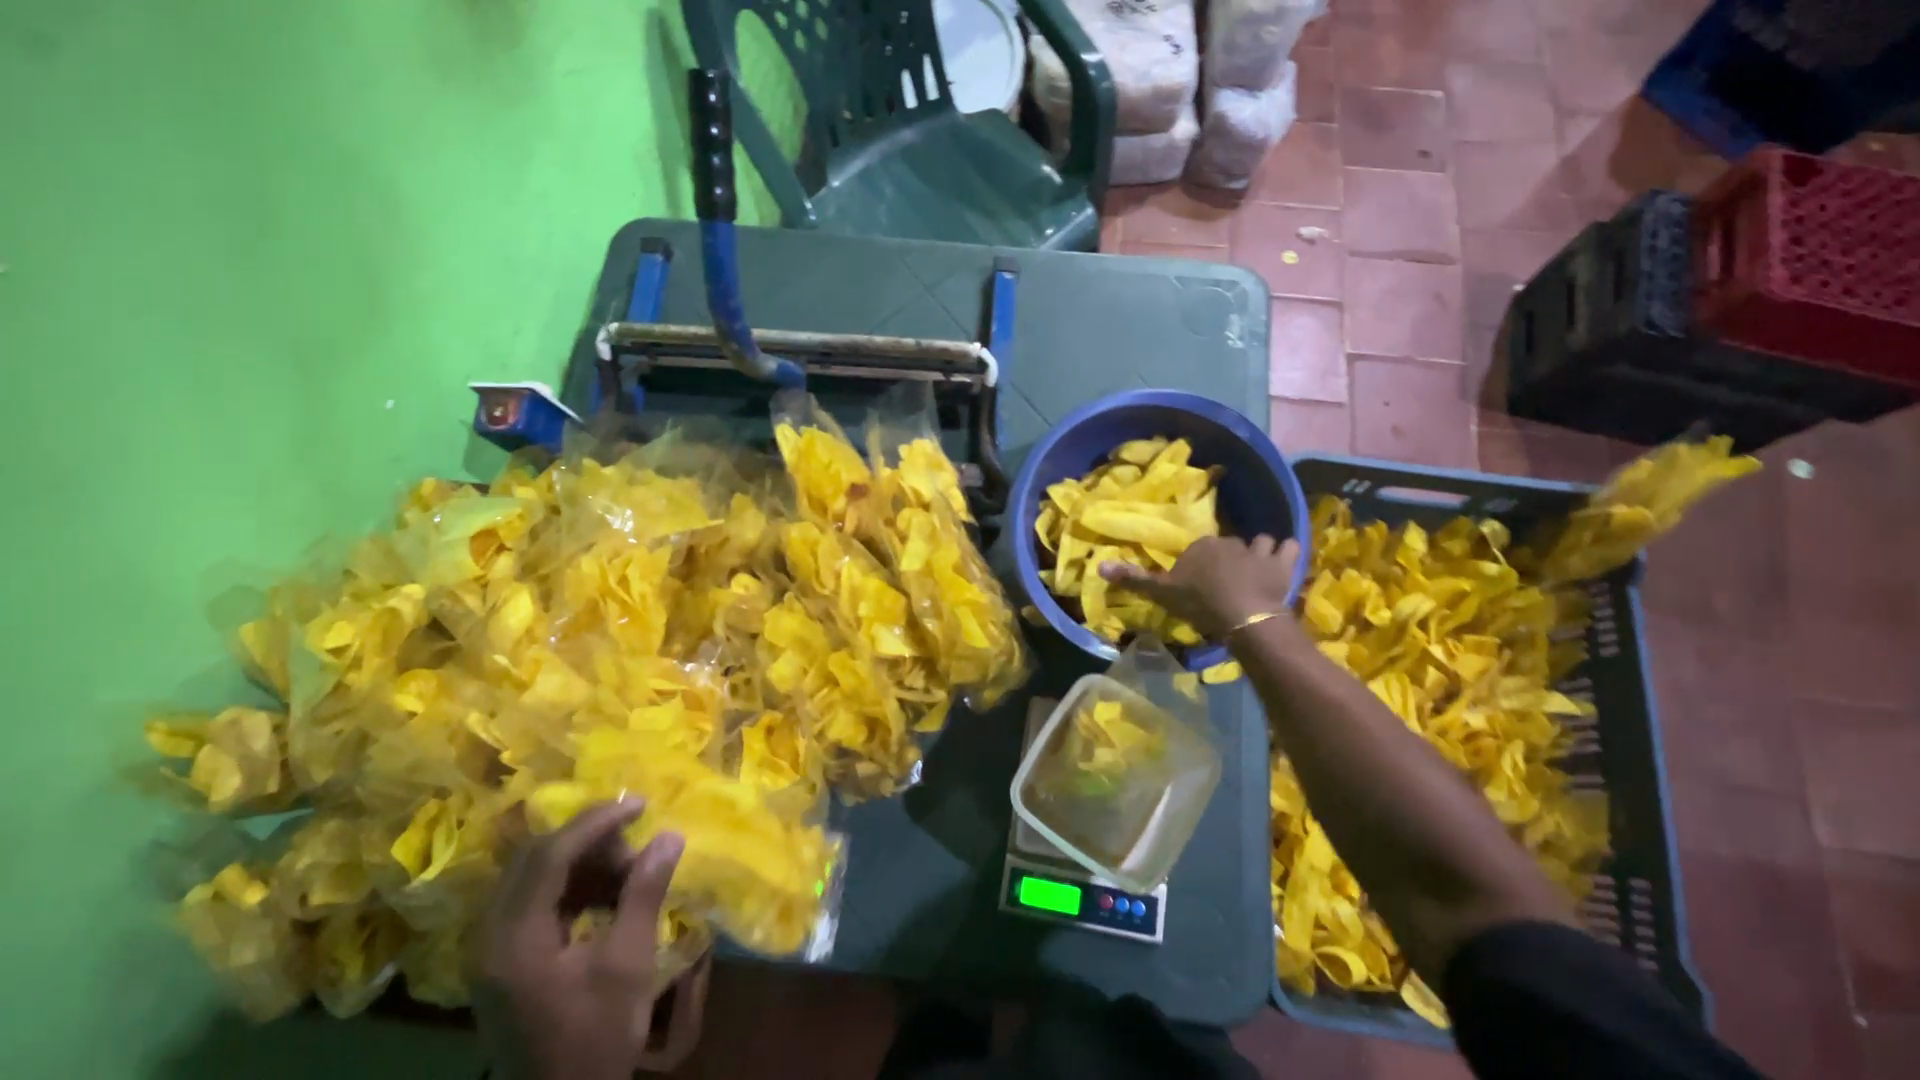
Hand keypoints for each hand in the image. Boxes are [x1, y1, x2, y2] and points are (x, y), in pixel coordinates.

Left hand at [475, 799, 685, 1079]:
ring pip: (534, 878)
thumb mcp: (628, 964)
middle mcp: (489, 935)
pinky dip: (572, 890)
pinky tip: (609, 898)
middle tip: (637, 844)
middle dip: (590, 842)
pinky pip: (534, 903)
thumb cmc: (596, 1038)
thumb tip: (670, 836)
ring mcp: (490, 949)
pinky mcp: (501, 961)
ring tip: (631, 873)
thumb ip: (644, 894)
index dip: (596, 823)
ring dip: (583, 865)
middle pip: (535, 860)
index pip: (549, 855)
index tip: (640, 805)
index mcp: (513, 938)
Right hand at [1101, 535, 1300, 639]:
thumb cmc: (1200, 604)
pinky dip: (1286, 553)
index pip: (1198, 549)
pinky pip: (1288, 547)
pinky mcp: (1283, 564)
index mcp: (1202, 545)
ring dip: (1259, 552)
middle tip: (1224, 583)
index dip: (1198, 566)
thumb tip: (1099, 566)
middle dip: (1228, 559)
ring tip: (1256, 569)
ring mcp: (1259, 551)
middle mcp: (1230, 541)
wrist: (1242, 616)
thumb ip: (1134, 579)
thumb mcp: (1162, 593)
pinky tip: (1283, 561)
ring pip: (1260, 542)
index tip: (1197, 585)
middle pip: (1228, 546)